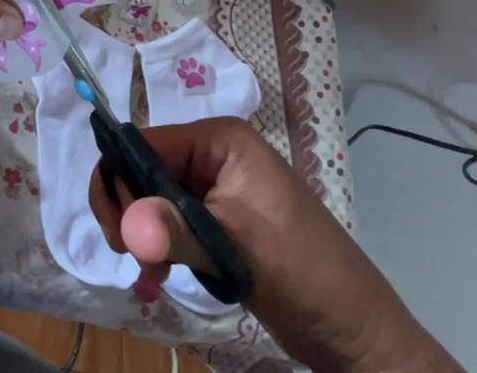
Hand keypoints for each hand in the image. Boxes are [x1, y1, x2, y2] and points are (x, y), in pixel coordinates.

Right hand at [89, 118, 461, 372]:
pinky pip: (164, 216)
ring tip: (154, 270)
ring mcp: (213, 184)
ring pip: (147, 194)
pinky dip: (155, 241)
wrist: (357, 335)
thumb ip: (176, 232)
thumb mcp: (238, 251)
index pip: (143, 145)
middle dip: (129, 211)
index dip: (121, 182)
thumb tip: (128, 226)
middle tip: (133, 256)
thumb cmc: (306, 276)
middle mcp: (212, 153)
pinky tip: (162, 268)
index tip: (118, 231)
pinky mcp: (213, 215)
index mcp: (221, 140)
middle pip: (140, 168)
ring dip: (140, 231)